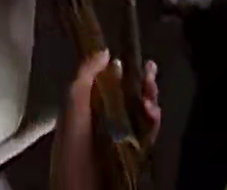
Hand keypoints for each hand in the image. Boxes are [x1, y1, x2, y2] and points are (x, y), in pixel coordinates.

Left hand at [52, 51, 160, 189]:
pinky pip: (148, 136)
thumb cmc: (72, 143)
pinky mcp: (135, 156)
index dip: (122, 69)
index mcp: (89, 106)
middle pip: (130, 95)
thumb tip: (105, 51)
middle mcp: (106, 120)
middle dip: (141, 81)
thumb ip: (86, 75)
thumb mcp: (73, 103)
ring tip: (150, 89)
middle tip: (150, 68)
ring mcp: (121, 137)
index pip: (109, 82)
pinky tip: (153, 111)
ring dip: (150, 98)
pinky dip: (153, 122)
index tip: (131, 57)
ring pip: (142, 112)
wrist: (80, 188)